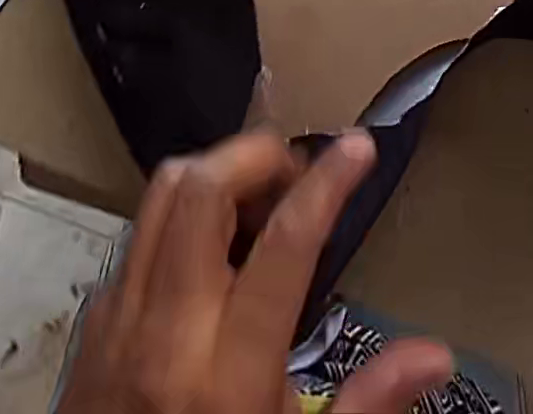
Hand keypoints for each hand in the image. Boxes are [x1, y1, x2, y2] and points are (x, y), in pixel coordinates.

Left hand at [54, 131, 453, 413]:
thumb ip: (367, 406)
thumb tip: (436, 353)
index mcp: (229, 376)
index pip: (284, 246)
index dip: (327, 183)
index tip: (359, 145)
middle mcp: (167, 329)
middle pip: (202, 190)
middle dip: (256, 157)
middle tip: (295, 176)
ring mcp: (120, 316)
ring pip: (163, 191)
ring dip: (217, 170)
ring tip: (257, 199)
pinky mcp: (95, 316)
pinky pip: (141, 228)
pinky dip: (185, 210)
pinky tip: (213, 248)